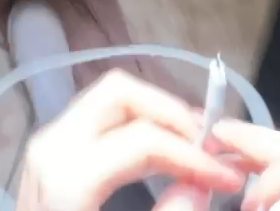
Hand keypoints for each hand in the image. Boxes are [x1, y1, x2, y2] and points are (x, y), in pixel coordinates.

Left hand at [16, 70, 244, 210]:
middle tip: (211, 149)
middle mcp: (51, 145)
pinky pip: (99, 116)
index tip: (231, 178)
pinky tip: (163, 152)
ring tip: (195, 148)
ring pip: (108, 98)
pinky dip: (136, 123)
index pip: (141, 139)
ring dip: (155, 115)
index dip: (192, 154)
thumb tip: (198, 185)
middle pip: (119, 94)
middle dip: (171, 114)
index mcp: (67, 177)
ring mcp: (47, 143)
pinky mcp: (51, 151)